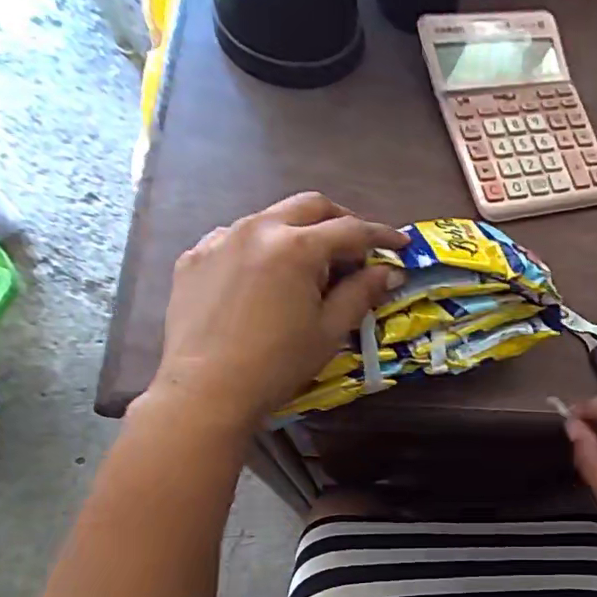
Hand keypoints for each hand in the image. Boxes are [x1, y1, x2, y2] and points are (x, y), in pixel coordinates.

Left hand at [151, 192, 408, 422]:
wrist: (206, 390)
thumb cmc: (277, 364)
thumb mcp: (329, 331)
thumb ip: (360, 294)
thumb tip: (389, 272)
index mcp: (297, 247)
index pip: (351, 230)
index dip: (381, 235)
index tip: (400, 244)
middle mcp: (258, 228)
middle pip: (310, 206)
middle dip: (341, 220)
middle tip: (359, 248)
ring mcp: (221, 239)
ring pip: (272, 218)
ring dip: (299, 232)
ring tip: (310, 267)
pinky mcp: (195, 256)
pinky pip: (237, 238)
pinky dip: (262, 249)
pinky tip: (265, 278)